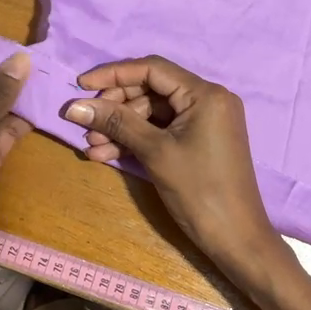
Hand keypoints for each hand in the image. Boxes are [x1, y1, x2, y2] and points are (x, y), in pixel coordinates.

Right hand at [65, 56, 287, 288]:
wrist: (236, 240)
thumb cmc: (199, 191)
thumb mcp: (155, 153)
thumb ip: (116, 123)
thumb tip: (74, 106)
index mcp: (205, 93)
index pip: (152, 69)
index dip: (114, 75)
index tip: (81, 85)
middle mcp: (208, 99)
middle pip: (151, 89)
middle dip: (116, 107)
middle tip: (86, 125)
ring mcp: (206, 121)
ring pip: (153, 113)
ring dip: (122, 127)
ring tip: (91, 147)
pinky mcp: (200, 141)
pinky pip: (163, 130)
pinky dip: (137, 140)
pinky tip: (106, 154)